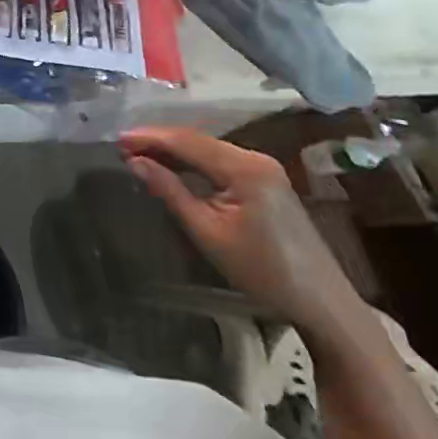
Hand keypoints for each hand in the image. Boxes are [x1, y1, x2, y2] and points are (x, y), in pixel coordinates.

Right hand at [121, 127, 363, 335]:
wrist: (320, 300)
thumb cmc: (260, 268)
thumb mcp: (206, 230)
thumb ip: (169, 190)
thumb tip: (134, 161)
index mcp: (245, 168)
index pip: (187, 142)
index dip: (149, 138)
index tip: (116, 139)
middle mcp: (256, 159)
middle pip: (197, 141)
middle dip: (158, 141)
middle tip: (121, 146)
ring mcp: (263, 169)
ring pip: (207, 150)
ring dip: (173, 150)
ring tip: (137, 154)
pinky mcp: (265, 181)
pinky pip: (219, 161)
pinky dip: (191, 161)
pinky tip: (170, 165)